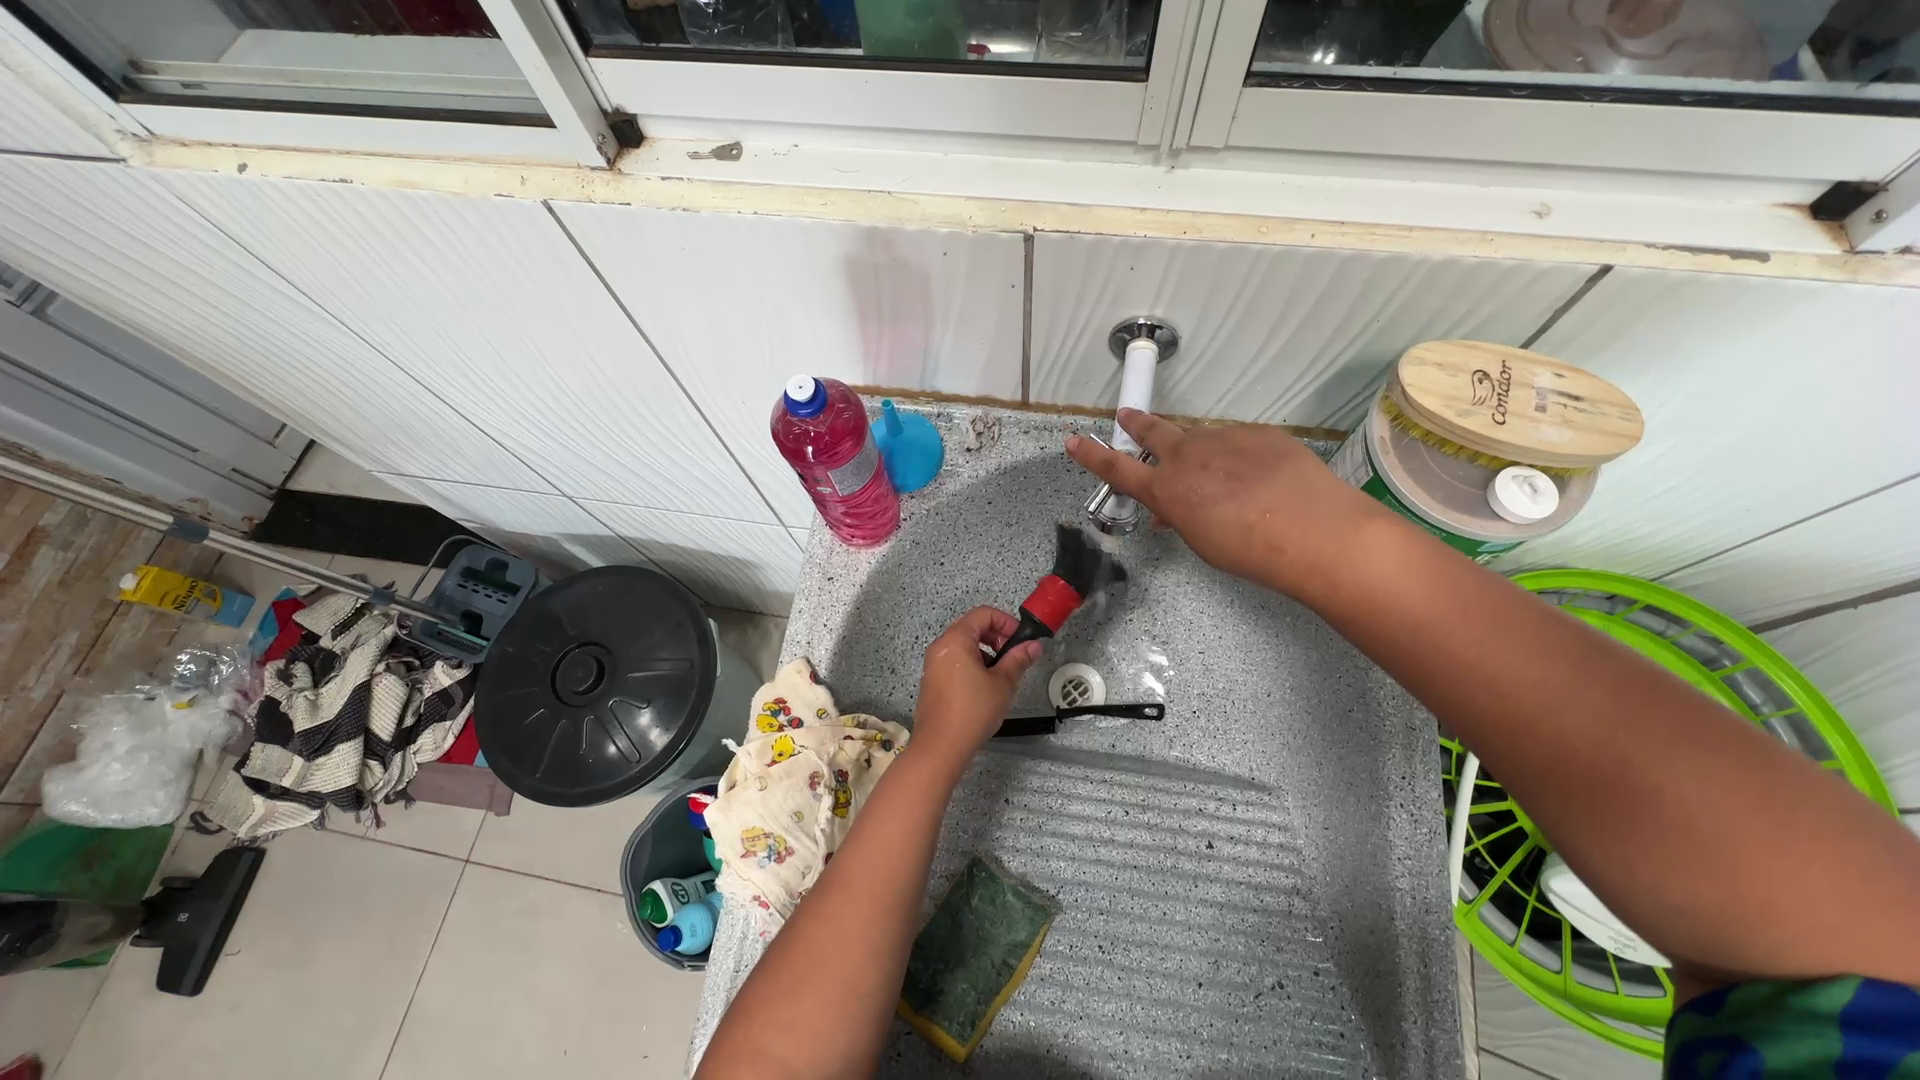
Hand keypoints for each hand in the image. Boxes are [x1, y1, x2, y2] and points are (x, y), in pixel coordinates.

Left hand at [911, 607, 1042, 763]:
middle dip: (996, 637)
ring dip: (985, 653)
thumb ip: (1018, 660)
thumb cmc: (972, 710)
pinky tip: (984, 689)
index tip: (1021, 640)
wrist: (941, 746)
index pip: (983, 614)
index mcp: (955, 639)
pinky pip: (955, 662)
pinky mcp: (932, 681)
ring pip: (963, 646)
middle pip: (971, 627)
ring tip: (1001, 676)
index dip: (1006, 622)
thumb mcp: (1002, 683)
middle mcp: (940, 646)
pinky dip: (972, 665)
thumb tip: (1033, 646)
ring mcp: (933, 665)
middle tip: (1013, 656)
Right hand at [1066, 409, 1386, 598]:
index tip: (1075, 441)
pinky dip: (1241, 456)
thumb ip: (1181, 518)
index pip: (1117, 469)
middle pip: (1154, 432)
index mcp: (1167, 489)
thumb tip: (1172, 509)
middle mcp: (1189, 456)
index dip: (1093, 456)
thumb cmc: (1249, 550)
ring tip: (1219, 473)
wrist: (1312, 530)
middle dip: (1137, 424)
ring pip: (1202, 439)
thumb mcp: (1202, 541)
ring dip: (1200, 450)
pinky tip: (1261, 478)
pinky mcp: (1259, 433)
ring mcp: (1225, 438)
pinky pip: (1240, 442)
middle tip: (1128, 416)